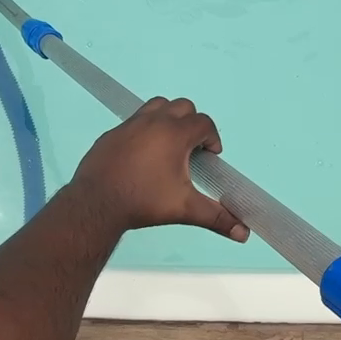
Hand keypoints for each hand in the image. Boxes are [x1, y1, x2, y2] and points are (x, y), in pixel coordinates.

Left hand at [67, 98, 248, 241]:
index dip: (212, 138)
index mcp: (175, 134)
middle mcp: (153, 122)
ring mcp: (129, 125)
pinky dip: (144, 130)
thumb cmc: (143, 202)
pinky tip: (141, 156)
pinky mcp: (111, 134)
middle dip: (192, 124)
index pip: (204, 123)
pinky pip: (133, 122)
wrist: (96, 203)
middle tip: (190, 150)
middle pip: (182, 107)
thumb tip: (243, 233)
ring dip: (168, 119)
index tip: (210, 156)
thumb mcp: (184, 209)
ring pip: (156, 106)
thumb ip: (216, 217)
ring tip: (167, 146)